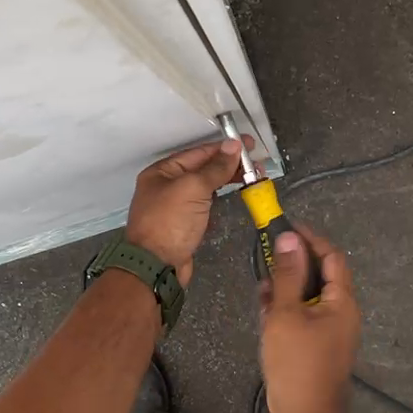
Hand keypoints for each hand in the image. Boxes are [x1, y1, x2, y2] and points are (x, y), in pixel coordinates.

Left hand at [124, 137, 246, 285]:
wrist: (156, 267)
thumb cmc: (170, 223)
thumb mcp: (193, 188)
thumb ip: (215, 168)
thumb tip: (233, 146)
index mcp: (162, 172)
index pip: (198, 153)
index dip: (224, 148)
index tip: (248, 145)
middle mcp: (166, 187)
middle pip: (202, 170)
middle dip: (228, 166)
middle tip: (256, 166)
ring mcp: (174, 208)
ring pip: (204, 189)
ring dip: (226, 182)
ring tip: (250, 179)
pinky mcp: (183, 226)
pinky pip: (204, 207)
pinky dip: (218, 202)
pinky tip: (232, 198)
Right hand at [258, 224, 358, 412]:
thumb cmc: (296, 363)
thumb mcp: (286, 314)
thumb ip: (288, 274)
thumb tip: (290, 237)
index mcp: (342, 302)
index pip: (332, 256)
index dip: (310, 238)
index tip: (283, 226)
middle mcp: (342, 314)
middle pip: (321, 275)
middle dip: (293, 263)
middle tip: (266, 255)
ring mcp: (331, 332)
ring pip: (309, 297)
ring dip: (286, 287)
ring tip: (261, 287)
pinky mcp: (318, 348)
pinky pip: (304, 317)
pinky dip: (286, 309)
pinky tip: (265, 312)